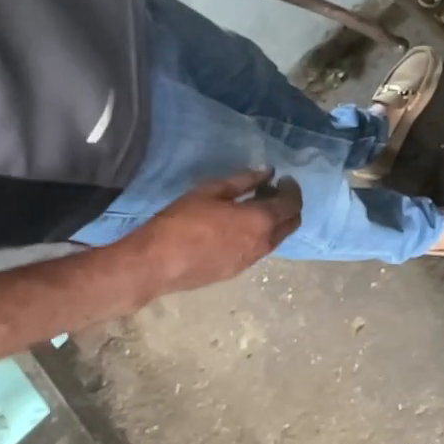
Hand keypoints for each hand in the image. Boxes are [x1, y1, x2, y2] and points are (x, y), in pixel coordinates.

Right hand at [117, 169, 302, 298]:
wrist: (151, 267)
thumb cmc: (180, 224)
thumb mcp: (210, 192)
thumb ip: (243, 181)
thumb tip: (267, 171)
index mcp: (262, 221)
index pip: (293, 203)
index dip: (292, 189)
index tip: (284, 179)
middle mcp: (265, 242)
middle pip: (292, 222)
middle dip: (288, 205)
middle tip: (270, 192)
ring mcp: (252, 260)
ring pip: (277, 237)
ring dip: (274, 221)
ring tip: (253, 208)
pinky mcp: (237, 271)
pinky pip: (260, 249)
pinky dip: (261, 235)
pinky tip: (239, 228)